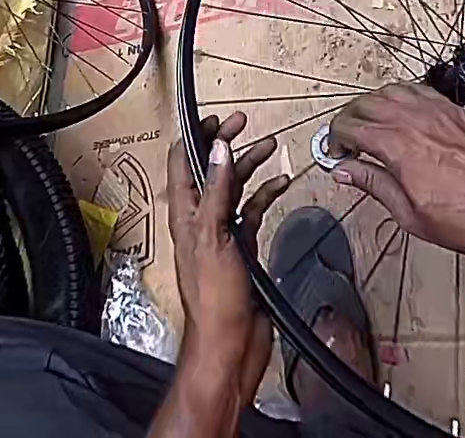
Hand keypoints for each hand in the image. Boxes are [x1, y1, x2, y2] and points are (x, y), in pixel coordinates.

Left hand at [165, 113, 290, 391]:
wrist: (230, 345)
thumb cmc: (214, 298)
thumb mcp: (214, 236)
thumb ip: (217, 189)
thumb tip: (219, 148)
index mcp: (186, 211)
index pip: (184, 161)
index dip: (197, 136)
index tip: (215, 118)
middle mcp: (201, 215)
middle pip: (212, 167)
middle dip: (226, 142)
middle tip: (242, 121)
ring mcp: (222, 229)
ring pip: (235, 185)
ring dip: (250, 163)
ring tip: (270, 145)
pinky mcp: (242, 243)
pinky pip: (253, 208)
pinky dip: (266, 193)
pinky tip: (281, 183)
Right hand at [329, 84, 464, 266]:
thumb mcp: (409, 214)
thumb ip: (373, 184)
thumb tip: (343, 171)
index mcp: (397, 145)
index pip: (350, 127)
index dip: (334, 138)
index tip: (335, 153)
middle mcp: (413, 119)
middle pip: (365, 104)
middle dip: (349, 119)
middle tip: (346, 140)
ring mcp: (435, 110)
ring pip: (389, 91)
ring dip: (372, 104)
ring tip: (370, 125)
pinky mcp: (453, 110)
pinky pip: (417, 89)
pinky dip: (400, 96)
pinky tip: (401, 112)